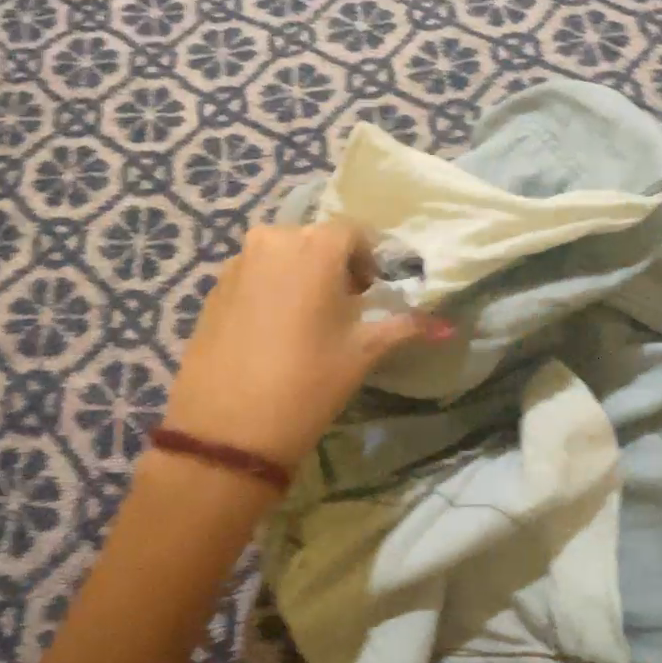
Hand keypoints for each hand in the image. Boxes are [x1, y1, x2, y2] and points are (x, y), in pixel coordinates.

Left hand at [161, 223, 451, 467]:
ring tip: (309, 322)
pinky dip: (271, 290)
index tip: (373, 294)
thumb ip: (406, 327)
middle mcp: (273, 240)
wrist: (227, 430)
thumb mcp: (362, 352)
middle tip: (345, 309)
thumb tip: (447, 327)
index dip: (369, 260)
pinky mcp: (214, 288)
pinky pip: (254, 275)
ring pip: (282, 256)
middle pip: (315, 240)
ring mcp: (238, 262)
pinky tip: (274, 333)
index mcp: (315, 246)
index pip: (354, 232)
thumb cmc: (308, 382)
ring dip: (301, 276)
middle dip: (335, 267)